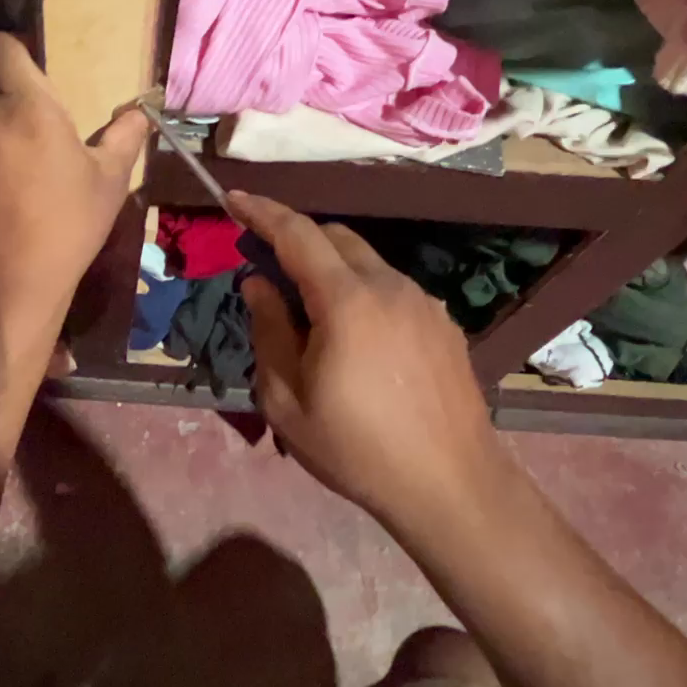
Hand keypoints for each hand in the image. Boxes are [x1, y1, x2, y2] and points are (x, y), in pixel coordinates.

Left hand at [0, 34, 149, 372]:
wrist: (9, 288)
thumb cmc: (70, 229)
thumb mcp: (109, 182)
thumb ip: (124, 137)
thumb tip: (138, 110)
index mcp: (28, 108)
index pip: (5, 50)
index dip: (13, 56)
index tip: (20, 74)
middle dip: (4, 116)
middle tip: (24, 156)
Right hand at [229, 192, 501, 525]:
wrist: (452, 487)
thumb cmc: (356, 449)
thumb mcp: (286, 400)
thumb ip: (268, 330)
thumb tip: (259, 283)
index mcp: (346, 301)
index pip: (297, 234)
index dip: (262, 212)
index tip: (234, 199)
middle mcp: (389, 287)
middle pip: (335, 237)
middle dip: (296, 238)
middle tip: (266, 265)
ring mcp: (423, 303)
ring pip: (366, 262)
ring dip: (330, 267)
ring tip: (310, 313)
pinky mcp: (444, 324)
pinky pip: (391, 288)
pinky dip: (361, 290)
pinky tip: (356, 337)